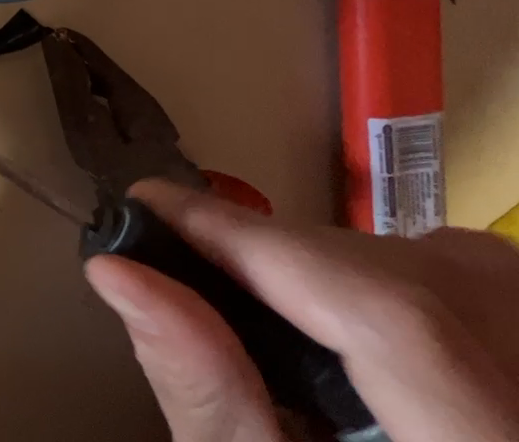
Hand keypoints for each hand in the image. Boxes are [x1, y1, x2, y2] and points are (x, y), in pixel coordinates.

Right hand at [86, 180, 518, 440]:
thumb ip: (205, 393)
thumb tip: (117, 272)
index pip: (391, 319)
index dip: (257, 243)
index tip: (149, 205)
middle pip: (427, 285)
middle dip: (287, 252)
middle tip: (190, 255)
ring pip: (467, 273)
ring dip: (342, 261)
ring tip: (263, 290)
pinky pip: (488, 294)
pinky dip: (401, 279)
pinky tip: (339, 315)